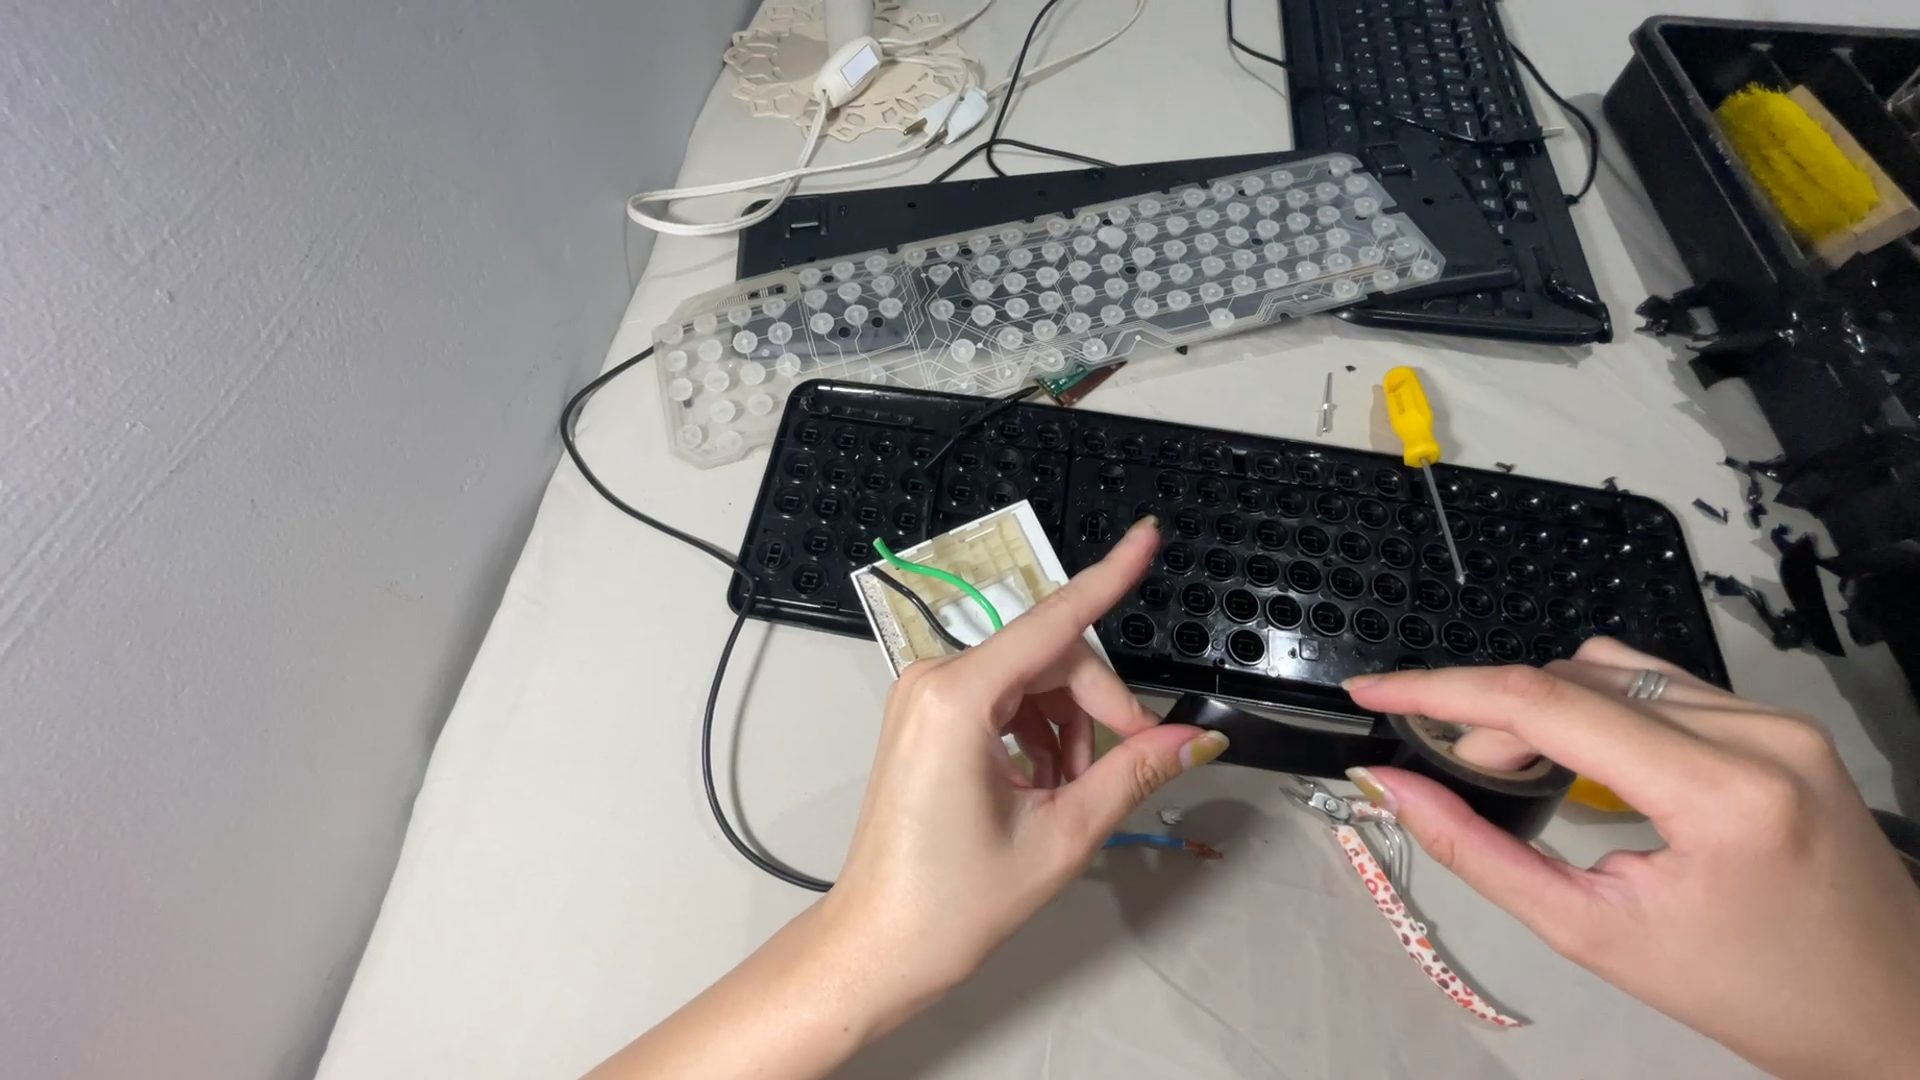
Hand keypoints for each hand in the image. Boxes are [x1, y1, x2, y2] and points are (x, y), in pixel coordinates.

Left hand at [588, 519, 1225, 1079]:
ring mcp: (926, 694)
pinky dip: (1038, 729)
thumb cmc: (953, 902)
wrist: (877, 945)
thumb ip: (1132, 772)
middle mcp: (934, 679)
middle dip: (1099, 705)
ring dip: (1069, 724)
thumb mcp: (1060, 835)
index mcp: (958, 697)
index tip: (1146, 535)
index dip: (1109, 576)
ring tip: (1075, 789)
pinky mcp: (928, 713)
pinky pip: (1003, 697)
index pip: (1053, 621)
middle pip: (1049, 659)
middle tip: (1135, 759)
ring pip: (1030, 679)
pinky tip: (1046, 779)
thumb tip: (1195, 739)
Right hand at [1344, 639, 1919, 1079]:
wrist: (1904, 1023)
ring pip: (1594, 668)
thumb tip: (1386, 783)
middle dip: (1483, 715)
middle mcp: (1752, 730)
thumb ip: (1472, 850)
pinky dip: (1577, 700)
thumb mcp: (1586, 932)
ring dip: (1529, 706)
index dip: (1438, 689)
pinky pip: (1638, 677)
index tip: (1370, 691)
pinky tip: (1576, 748)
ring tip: (1519, 767)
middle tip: (1461, 774)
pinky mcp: (1769, 721)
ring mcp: (1769, 718)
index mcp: (1718, 791)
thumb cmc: (1744, 993)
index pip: (1542, 703)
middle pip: (1562, 679)